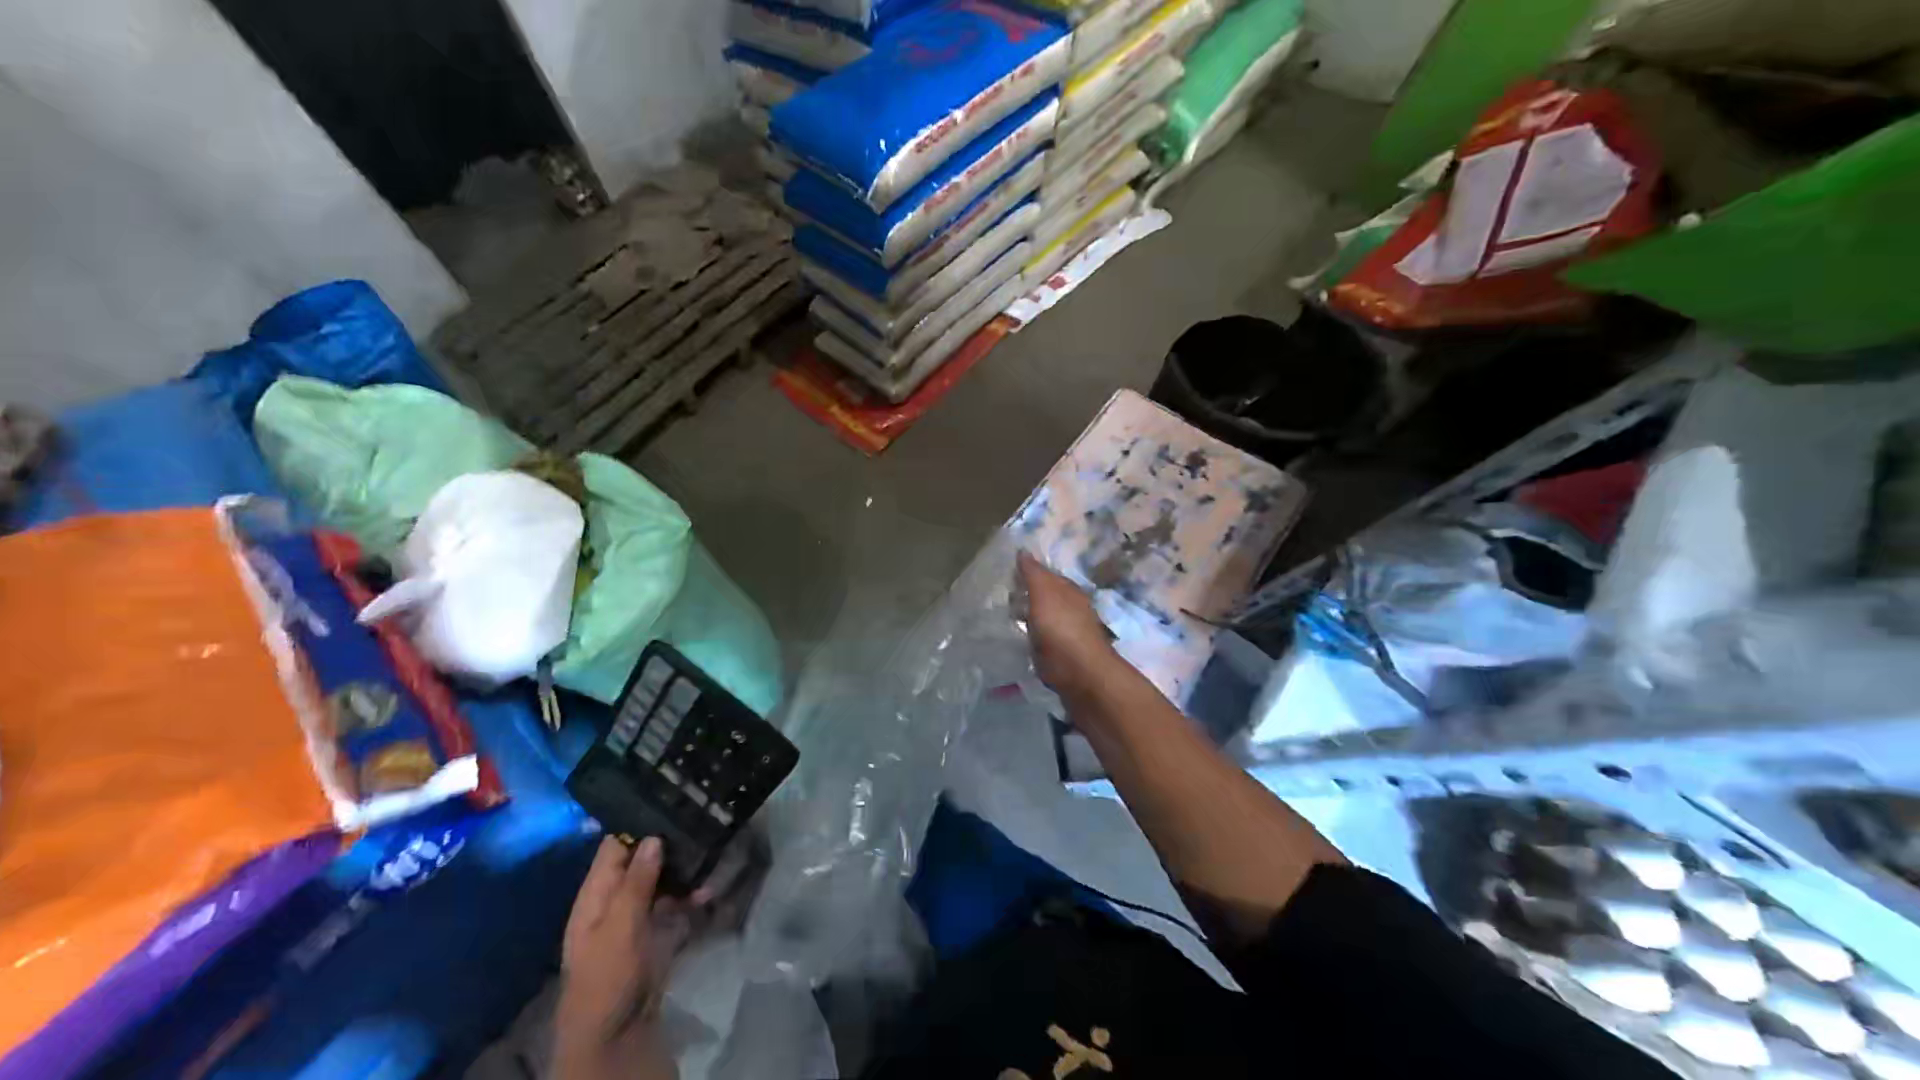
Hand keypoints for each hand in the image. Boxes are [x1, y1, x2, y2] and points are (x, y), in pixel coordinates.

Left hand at [555, 836, 707, 1079]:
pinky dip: (692, 900)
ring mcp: (638, 922)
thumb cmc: (607, 978)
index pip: (614, 848)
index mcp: (595, 897)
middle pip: (643, 863)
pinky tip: (711, 893)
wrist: (615, 1040)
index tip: (670, 802)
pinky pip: (677, 910)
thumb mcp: (619, 927)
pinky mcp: (658, 940)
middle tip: (702, 822)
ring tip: (715, 855)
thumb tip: (652, 837)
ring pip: (664, 885)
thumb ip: (636, 882)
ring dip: (686, 873)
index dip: (638, 825)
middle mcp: (616, 904)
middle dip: (670, 847)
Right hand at [1018, 551, 1118, 702]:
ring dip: (1028, 618)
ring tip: (1003, 619)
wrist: (1081, 677)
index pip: (1047, 575)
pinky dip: (1031, 639)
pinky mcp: (1062, 658)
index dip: (1028, 573)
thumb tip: (1023, 550)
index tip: (1005, 575)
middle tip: (1000, 598)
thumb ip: (1033, 574)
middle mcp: (1072, 610)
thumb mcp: (1044, 594)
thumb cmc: (1062, 630)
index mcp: (1069, 591)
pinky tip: (1018, 642)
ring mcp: (1068, 635)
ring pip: (1044, 620)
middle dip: (1027, 596)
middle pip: (1046, 597)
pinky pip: (1042, 642)